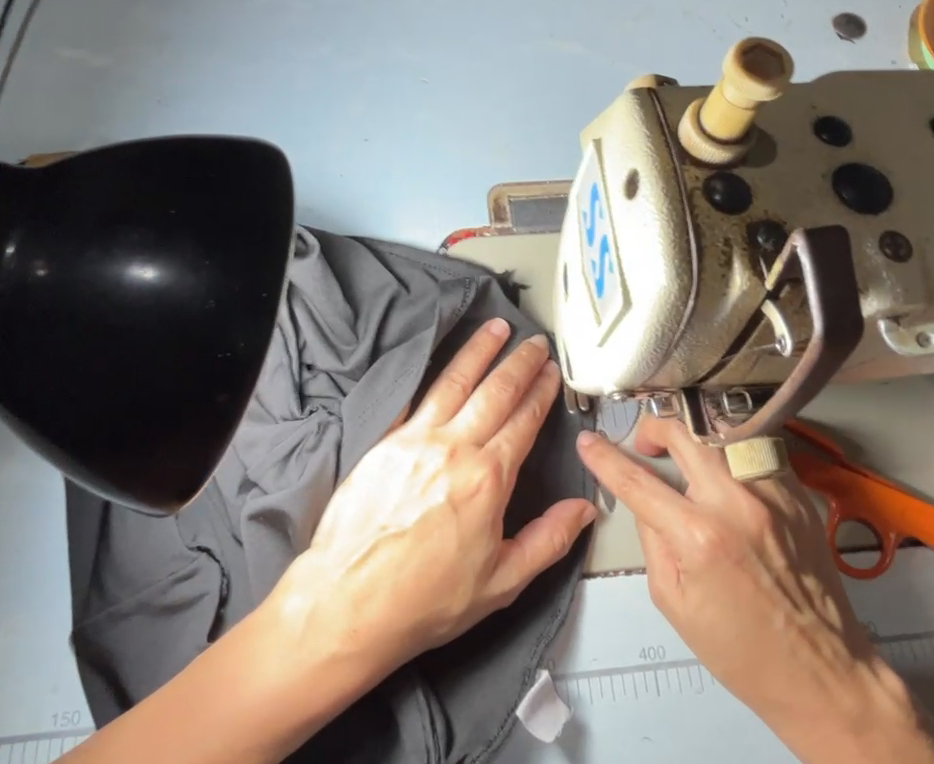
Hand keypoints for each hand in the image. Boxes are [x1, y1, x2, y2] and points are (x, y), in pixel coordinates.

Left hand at [271, 319, 596, 676]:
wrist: (350, 603)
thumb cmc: (424, 599)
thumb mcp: (502, 582)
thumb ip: (548, 541)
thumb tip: (583, 512)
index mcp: (488, 479)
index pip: (523, 420)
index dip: (541, 392)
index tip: (551, 373)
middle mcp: (453, 449)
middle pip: (494, 391)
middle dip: (518, 362)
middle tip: (533, 342)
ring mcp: (415, 441)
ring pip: (454, 382)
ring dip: (478, 352)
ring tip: (493, 329)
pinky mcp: (384, 444)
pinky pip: (414, 397)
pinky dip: (431, 373)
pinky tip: (438, 361)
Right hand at [577, 418, 933, 763]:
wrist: (821, 671)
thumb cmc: (741, 651)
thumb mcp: (672, 601)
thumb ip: (653, 539)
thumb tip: (645, 499)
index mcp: (699, 536)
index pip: (637, 480)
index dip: (604, 457)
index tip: (588, 442)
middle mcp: (738, 503)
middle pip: (684, 433)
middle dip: (654, 429)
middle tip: (645, 444)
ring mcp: (774, 494)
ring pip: (724, 434)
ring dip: (696, 439)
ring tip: (687, 460)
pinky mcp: (799, 495)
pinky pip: (758, 453)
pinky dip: (734, 456)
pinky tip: (729, 481)